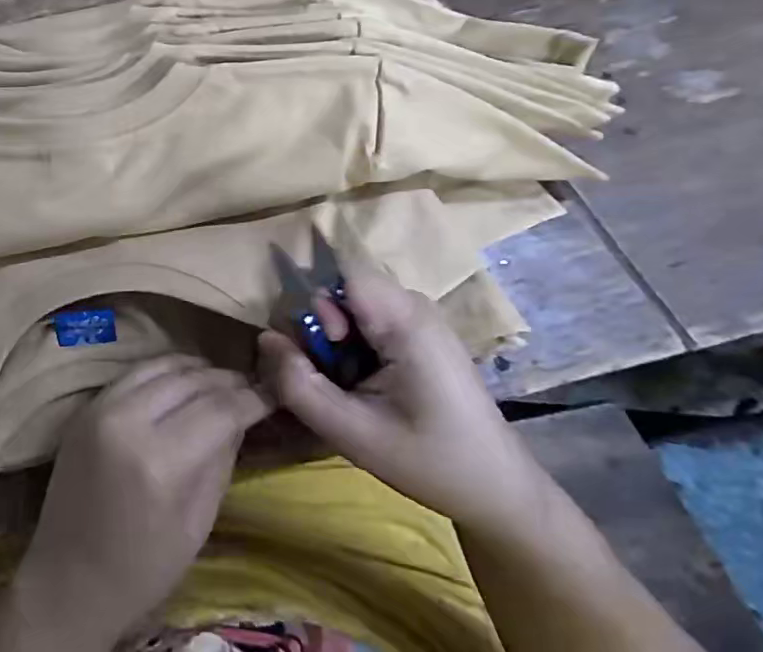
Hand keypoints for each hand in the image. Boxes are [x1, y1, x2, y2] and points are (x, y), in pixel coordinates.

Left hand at [0, 355, 274, 650]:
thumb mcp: (198, 522)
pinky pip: (132, 374)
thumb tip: (243, 415)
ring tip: (219, 379)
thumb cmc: (142, 568)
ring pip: (160, 366)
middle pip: (190, 380)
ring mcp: (100, 409)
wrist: (66, 581)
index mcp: (159, 461)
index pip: (219, 409)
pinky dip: (163, 371)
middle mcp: (127, 421)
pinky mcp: (85, 408)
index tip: (273, 392)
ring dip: (195, 369)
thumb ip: (222, 459)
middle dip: (226, 379)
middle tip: (250, 384)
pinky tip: (181, 381)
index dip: (252, 398)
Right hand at [256, 257, 546, 527]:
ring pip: (354, 307)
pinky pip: (372, 321)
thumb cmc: (429, 461)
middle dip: (326, 330)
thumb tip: (265, 338)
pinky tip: (370, 388)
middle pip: (345, 291)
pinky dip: (357, 348)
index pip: (344, 275)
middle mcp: (415, 305)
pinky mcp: (422, 333)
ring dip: (340, 343)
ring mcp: (422, 318)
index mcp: (406, 320)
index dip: (323, 307)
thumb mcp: (351, 432)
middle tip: (337, 380)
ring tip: (354, 390)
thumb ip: (299, 384)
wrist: (497, 488)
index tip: (329, 351)